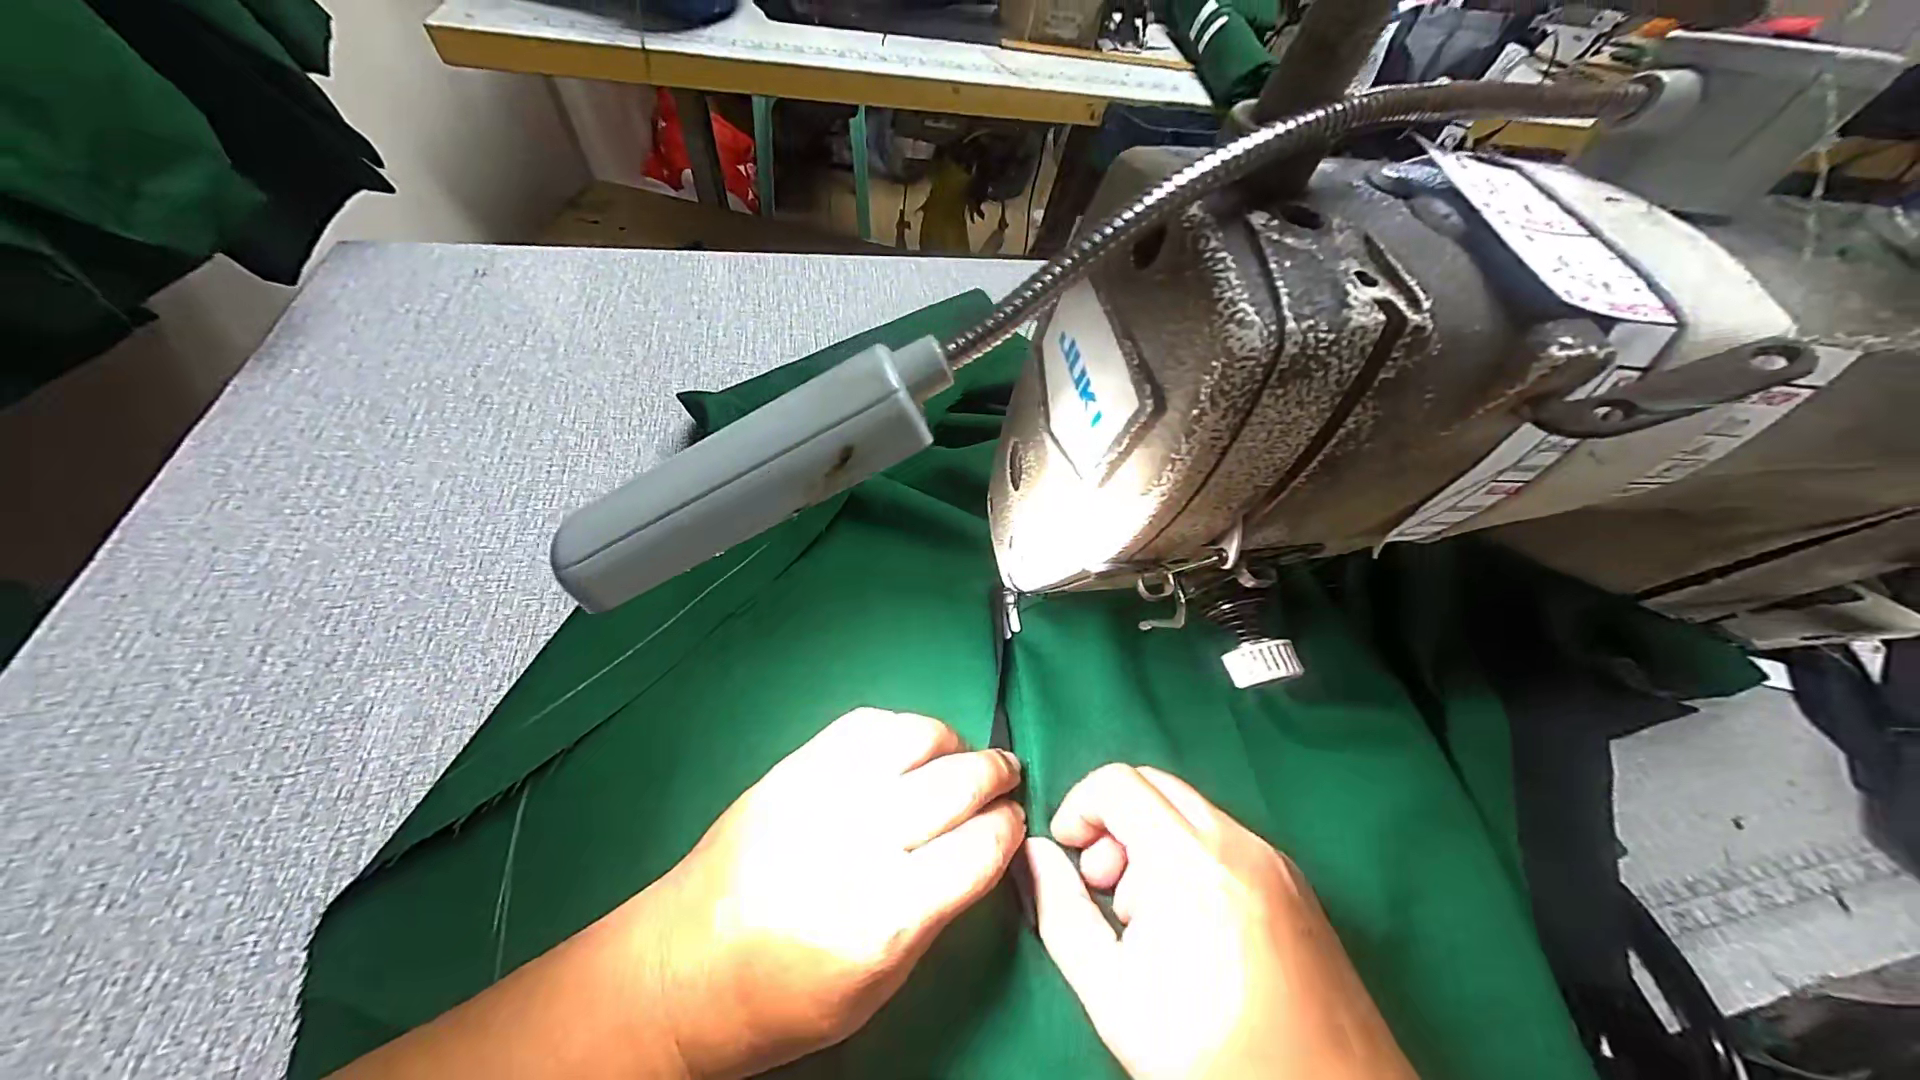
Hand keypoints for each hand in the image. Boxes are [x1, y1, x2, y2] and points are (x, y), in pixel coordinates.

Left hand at [329, 708, 1021, 1079]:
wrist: (681, 968)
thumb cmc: (785, 998)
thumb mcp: (878, 987)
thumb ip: (938, 911)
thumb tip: (983, 847)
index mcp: (881, 920)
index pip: (977, 849)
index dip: (1007, 828)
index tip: (1015, 820)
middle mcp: (854, 846)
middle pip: (952, 785)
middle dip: (994, 773)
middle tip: (1007, 774)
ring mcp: (818, 796)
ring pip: (912, 740)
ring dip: (952, 741)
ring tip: (962, 753)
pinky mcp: (790, 770)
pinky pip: (863, 726)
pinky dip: (901, 728)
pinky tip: (912, 744)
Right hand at [1022, 764, 1415, 1079]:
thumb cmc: (1212, 1056)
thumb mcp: (1112, 992)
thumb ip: (1060, 911)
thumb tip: (1034, 854)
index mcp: (1189, 859)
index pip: (1117, 782)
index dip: (1078, 806)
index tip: (1068, 852)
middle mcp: (1237, 842)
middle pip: (1153, 785)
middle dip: (1113, 820)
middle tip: (1102, 884)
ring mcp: (1274, 859)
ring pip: (1189, 809)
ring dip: (1150, 838)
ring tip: (1144, 913)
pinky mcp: (1297, 882)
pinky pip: (1224, 837)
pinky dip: (1189, 853)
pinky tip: (1190, 923)